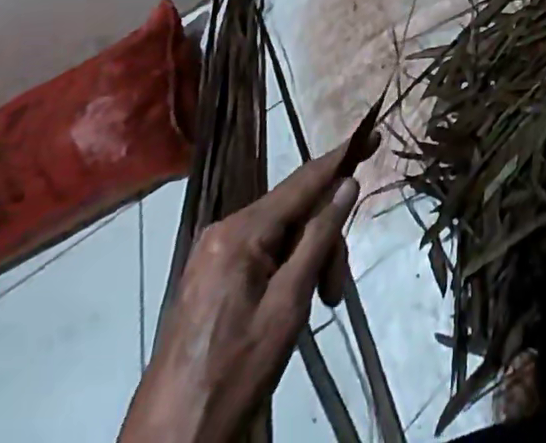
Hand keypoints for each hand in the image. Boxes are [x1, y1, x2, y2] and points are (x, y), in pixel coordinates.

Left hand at [120, 142, 366, 442]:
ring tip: (319, 306)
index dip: (339, 159)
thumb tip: (346, 184)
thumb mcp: (288, 304)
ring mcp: (214, 252)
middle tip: (337, 291)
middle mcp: (223, 230)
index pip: (301, 182)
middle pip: (294, 213)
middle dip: (325, 241)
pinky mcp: (212, 275)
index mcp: (239, 232)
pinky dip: (289, 270)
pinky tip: (296, 301)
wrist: (175, 434)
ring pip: (281, 235)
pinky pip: (263, 253)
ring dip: (309, 262)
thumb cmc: (236, 368)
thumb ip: (318, 239)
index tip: (371, 133)